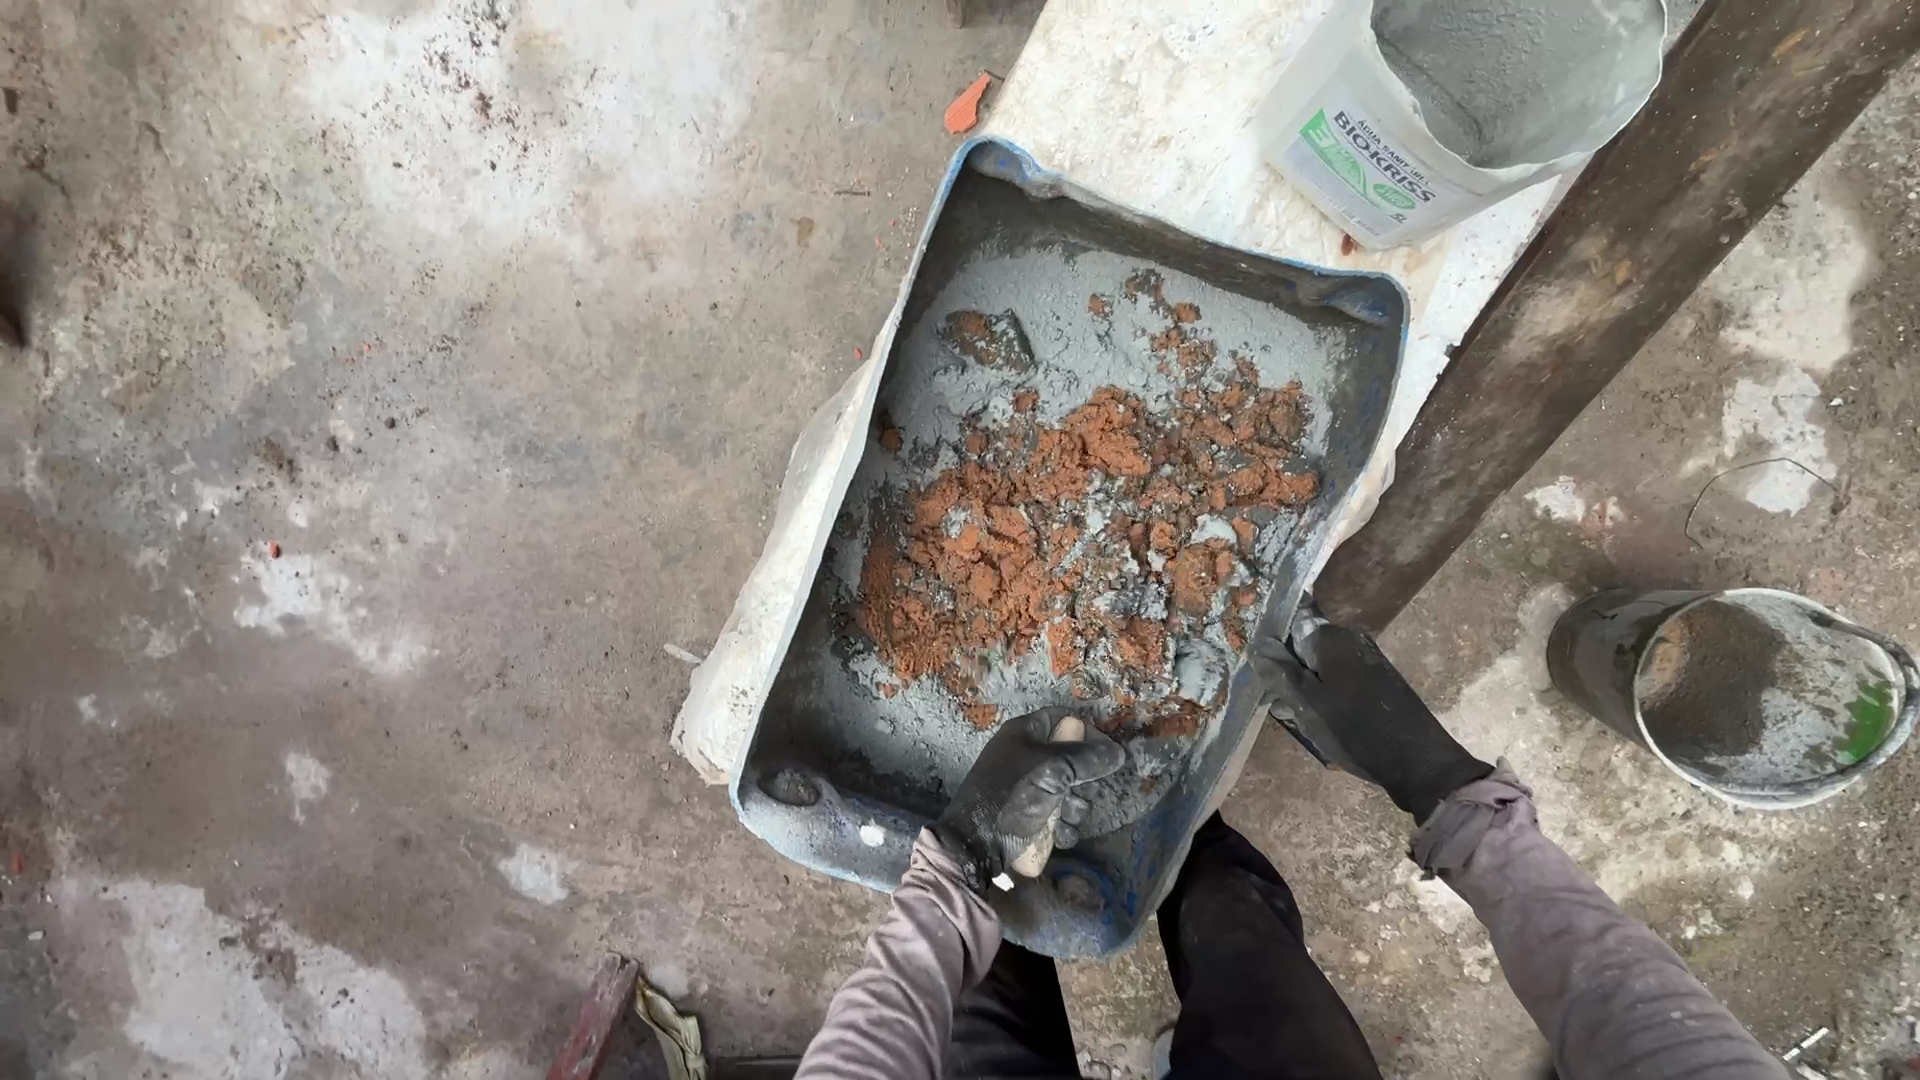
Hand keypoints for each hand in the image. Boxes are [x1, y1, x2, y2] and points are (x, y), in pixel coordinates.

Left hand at [932, 706, 1125, 893]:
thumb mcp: (1052, 770)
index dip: (1085, 731)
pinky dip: (1062, 826)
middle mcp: (1028, 756)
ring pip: (1071, 791)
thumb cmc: (1011, 794)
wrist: (978, 844)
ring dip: (1072, 808)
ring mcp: (1030, 787)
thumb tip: (1119, 752)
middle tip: (1076, 791)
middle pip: (1073, 759)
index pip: (1063, 719)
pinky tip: (1056, 834)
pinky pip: (1061, 815)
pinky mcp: (1032, 815)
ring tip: (1060, 817)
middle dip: (1081, 781)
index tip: (1106, 750)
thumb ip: (1087, 758)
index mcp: (1024, 733)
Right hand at [1260, 598, 1492, 821]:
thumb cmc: (1355, 729)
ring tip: (1288, 712)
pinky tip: (1313, 717)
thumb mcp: (1308, 703)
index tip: (1256, 657)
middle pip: (1304, 644)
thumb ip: (1280, 672)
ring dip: (1302, 683)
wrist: (1419, 763)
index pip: (1290, 619)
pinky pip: (1337, 678)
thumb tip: (1258, 646)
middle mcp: (1350, 640)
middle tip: (1269, 695)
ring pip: (1320, 664)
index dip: (1270, 636)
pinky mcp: (1376, 682)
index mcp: (1331, 638)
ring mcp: (1366, 661)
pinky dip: (1322, 692)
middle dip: (1285, 666)